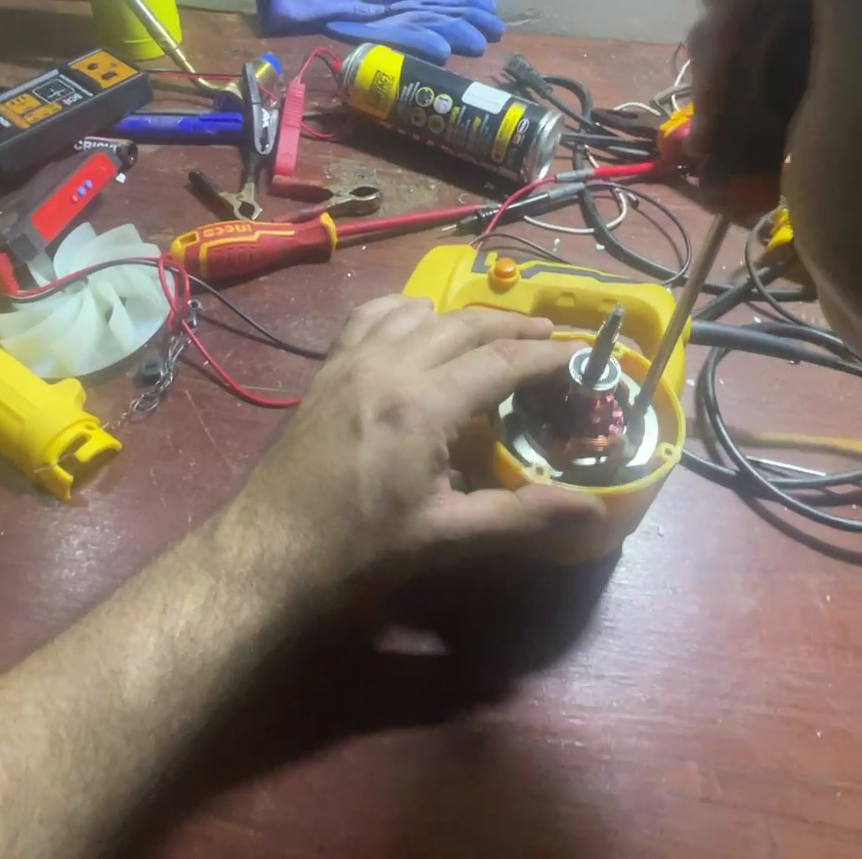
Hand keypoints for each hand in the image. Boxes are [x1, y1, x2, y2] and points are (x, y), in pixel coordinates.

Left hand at [224, 296, 604, 587]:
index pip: (501, 362)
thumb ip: (521, 515)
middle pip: (463, 326)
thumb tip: (592, 508)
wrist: (269, 552)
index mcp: (421, 406)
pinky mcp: (326, 370)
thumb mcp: (445, 535)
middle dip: (512, 326)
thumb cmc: (358, 550)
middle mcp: (387, 368)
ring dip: (461, 316)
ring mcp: (350, 363)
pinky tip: (416, 318)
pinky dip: (402, 309)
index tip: (580, 353)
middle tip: (549, 336)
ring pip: (417, 314)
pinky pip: (368, 318)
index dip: (547, 355)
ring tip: (493, 330)